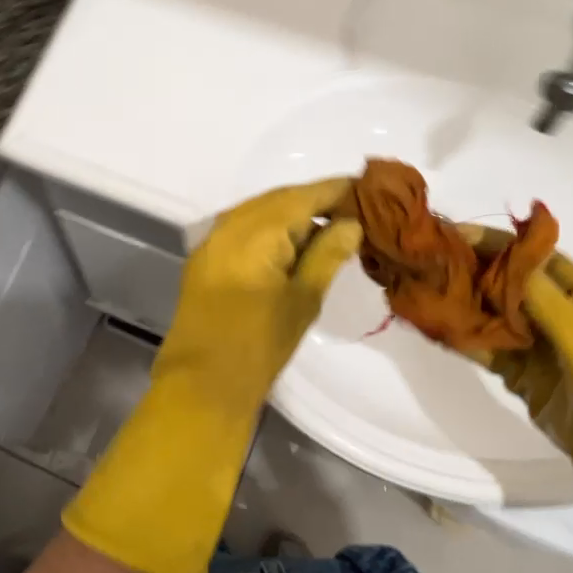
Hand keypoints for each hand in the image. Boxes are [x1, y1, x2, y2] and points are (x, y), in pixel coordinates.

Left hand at [62, 178, 361, 572]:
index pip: (302, 196)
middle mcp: (229, 225)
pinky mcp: (205, 260)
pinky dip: (270, 229)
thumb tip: (350, 222)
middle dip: (315, 200)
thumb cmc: (259, 343)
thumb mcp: (303, 300)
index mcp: (255, 230)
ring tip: (331, 224)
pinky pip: (242, 230)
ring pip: (258, 212)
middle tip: (355, 207)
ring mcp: (212, 242)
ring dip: (292, 214)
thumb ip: (326, 255)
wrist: (202, 382)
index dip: (336, 190)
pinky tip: (294, 243)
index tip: (369, 189)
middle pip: (278, 199)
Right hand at [456, 224, 572, 510]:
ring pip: (500, 321)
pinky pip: (493, 355)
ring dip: (468, 306)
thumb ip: (551, 306)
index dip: (506, 246)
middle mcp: (569, 324)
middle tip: (432, 260)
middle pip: (517, 290)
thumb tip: (512, 259)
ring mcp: (547, 356)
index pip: (544, 264)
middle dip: (479, 273)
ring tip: (427, 289)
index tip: (459, 233)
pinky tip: (440, 327)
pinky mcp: (529, 385)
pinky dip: (468, 341)